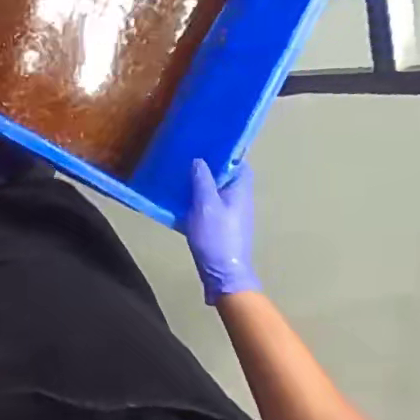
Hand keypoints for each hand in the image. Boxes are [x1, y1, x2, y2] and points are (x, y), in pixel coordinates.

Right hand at [187, 158, 260, 304]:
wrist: (223, 274)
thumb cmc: (216, 236)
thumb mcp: (205, 205)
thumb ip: (202, 180)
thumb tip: (199, 160)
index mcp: (241, 189)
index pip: (237, 162)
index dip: (223, 152)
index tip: (203, 144)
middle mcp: (240, 198)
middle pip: (225, 176)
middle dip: (207, 168)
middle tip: (185, 159)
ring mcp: (231, 214)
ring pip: (215, 192)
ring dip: (199, 185)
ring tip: (178, 177)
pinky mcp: (221, 227)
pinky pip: (209, 207)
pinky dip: (197, 202)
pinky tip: (179, 202)